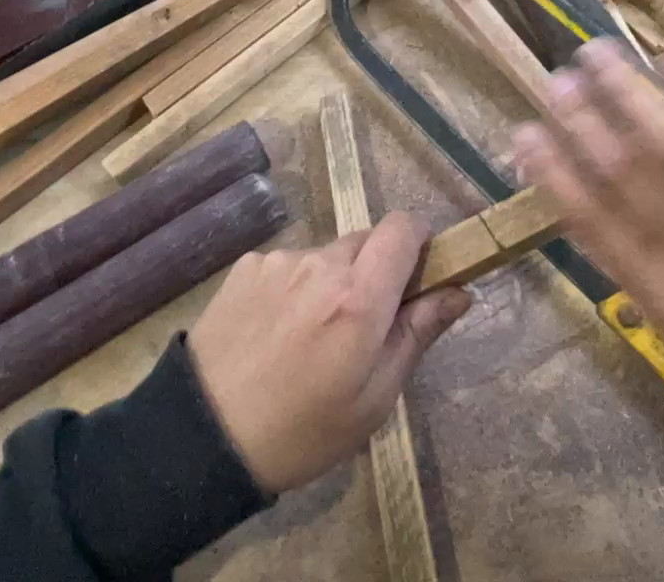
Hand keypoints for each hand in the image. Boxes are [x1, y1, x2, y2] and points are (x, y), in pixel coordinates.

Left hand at [187, 212, 471, 492]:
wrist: (203, 435)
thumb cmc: (303, 430)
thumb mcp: (374, 398)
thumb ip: (417, 333)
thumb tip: (460, 291)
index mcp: (359, 298)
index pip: (403, 228)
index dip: (418, 241)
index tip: (417, 274)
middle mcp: (320, 264)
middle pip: (366, 241)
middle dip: (375, 271)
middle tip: (361, 325)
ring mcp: (278, 261)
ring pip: (326, 255)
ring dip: (332, 281)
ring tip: (310, 336)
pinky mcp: (246, 266)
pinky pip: (288, 264)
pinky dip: (295, 286)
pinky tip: (276, 330)